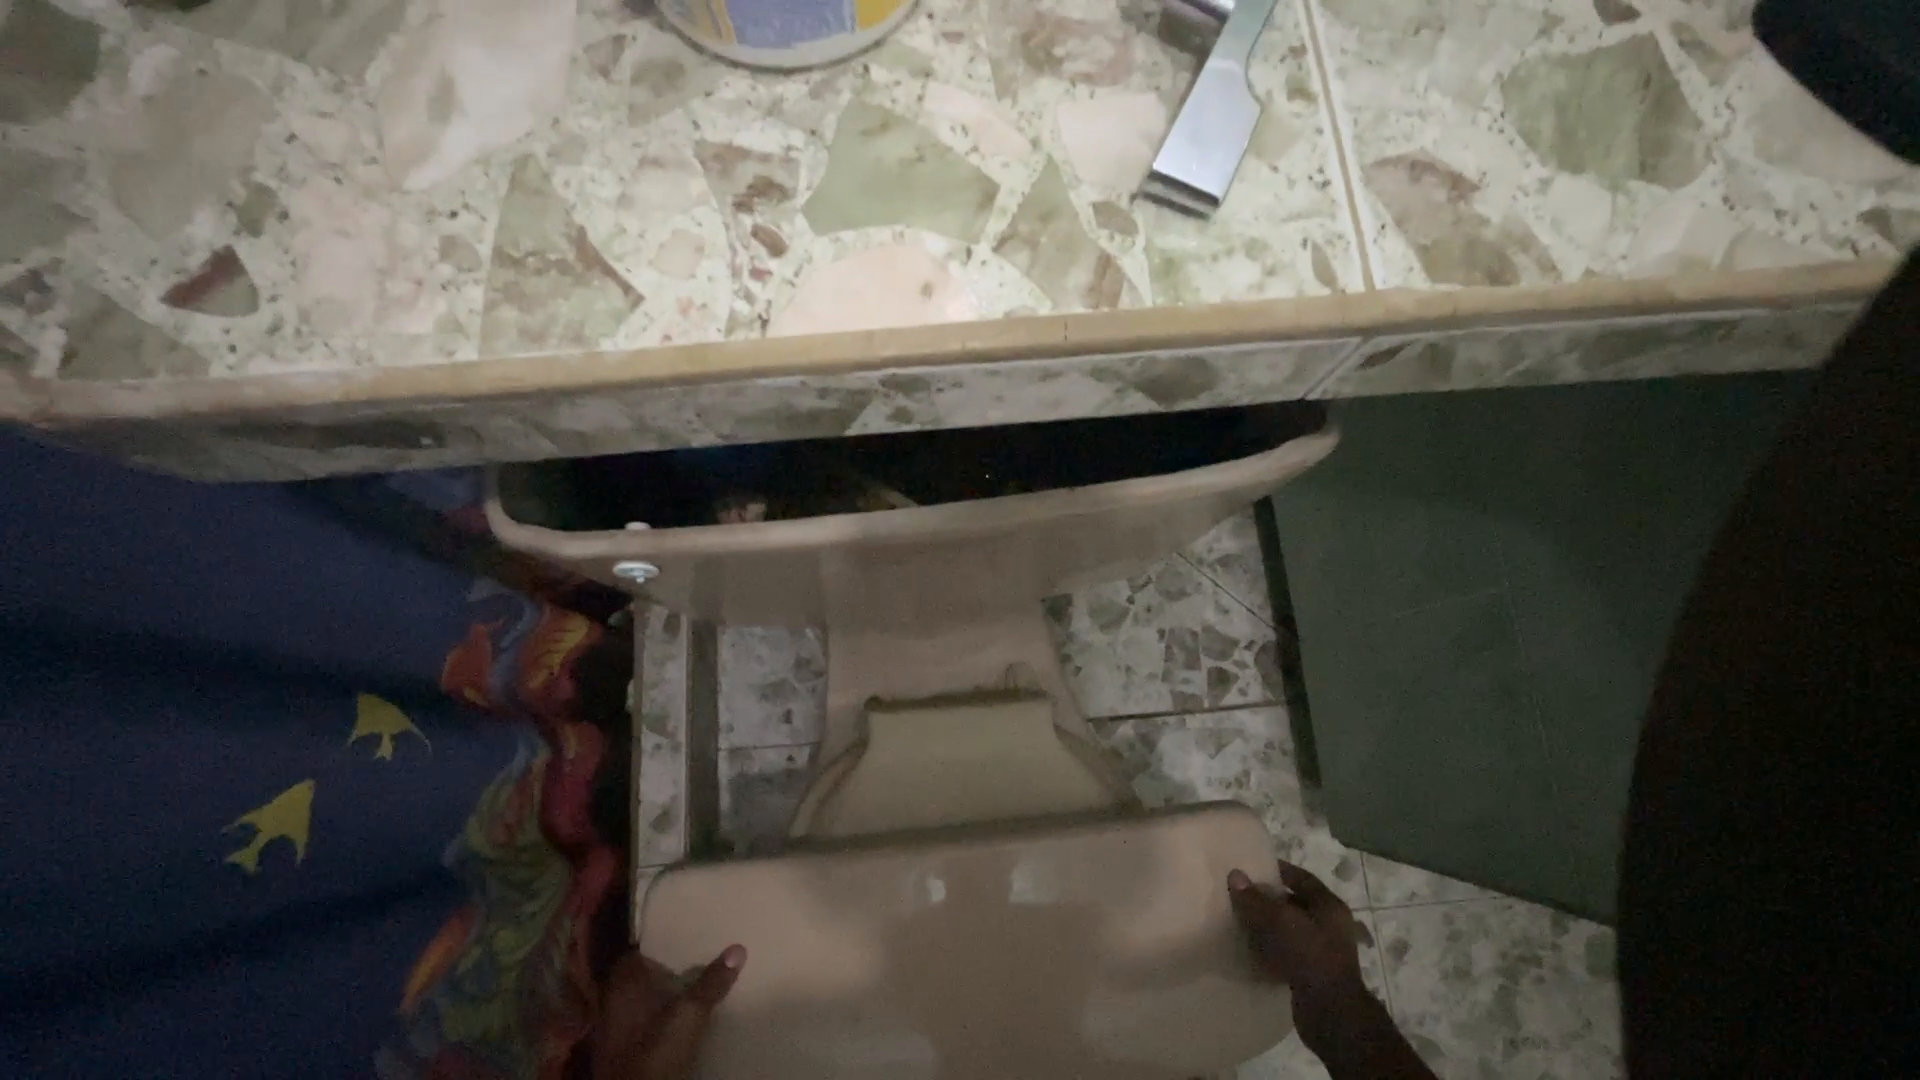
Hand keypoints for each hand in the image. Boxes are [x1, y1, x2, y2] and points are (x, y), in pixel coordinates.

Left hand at [593, 944, 744, 1079]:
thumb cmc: (654, 1053)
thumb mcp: (689, 1015)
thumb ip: (711, 982)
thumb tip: (738, 948)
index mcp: (624, 984)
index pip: (640, 951)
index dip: (661, 942)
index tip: (687, 936)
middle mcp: (615, 1002)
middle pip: (643, 976)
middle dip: (669, 968)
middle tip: (700, 957)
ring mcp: (617, 1029)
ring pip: (645, 1001)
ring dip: (666, 996)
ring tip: (699, 985)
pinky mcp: (625, 1053)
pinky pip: (646, 1024)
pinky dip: (662, 1019)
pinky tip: (684, 1020)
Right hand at [1228, 862, 1374, 1055]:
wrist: (1331, 1014)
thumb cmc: (1308, 956)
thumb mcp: (1278, 921)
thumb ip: (1254, 899)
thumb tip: (1235, 875)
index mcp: (1329, 906)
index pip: (1301, 878)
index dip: (1277, 870)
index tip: (1253, 867)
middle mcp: (1331, 926)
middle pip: (1295, 904)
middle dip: (1269, 900)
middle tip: (1242, 896)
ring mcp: (1325, 952)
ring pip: (1291, 930)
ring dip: (1269, 926)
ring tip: (1242, 923)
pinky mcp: (1315, 975)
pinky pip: (1289, 953)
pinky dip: (1272, 950)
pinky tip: (1252, 951)